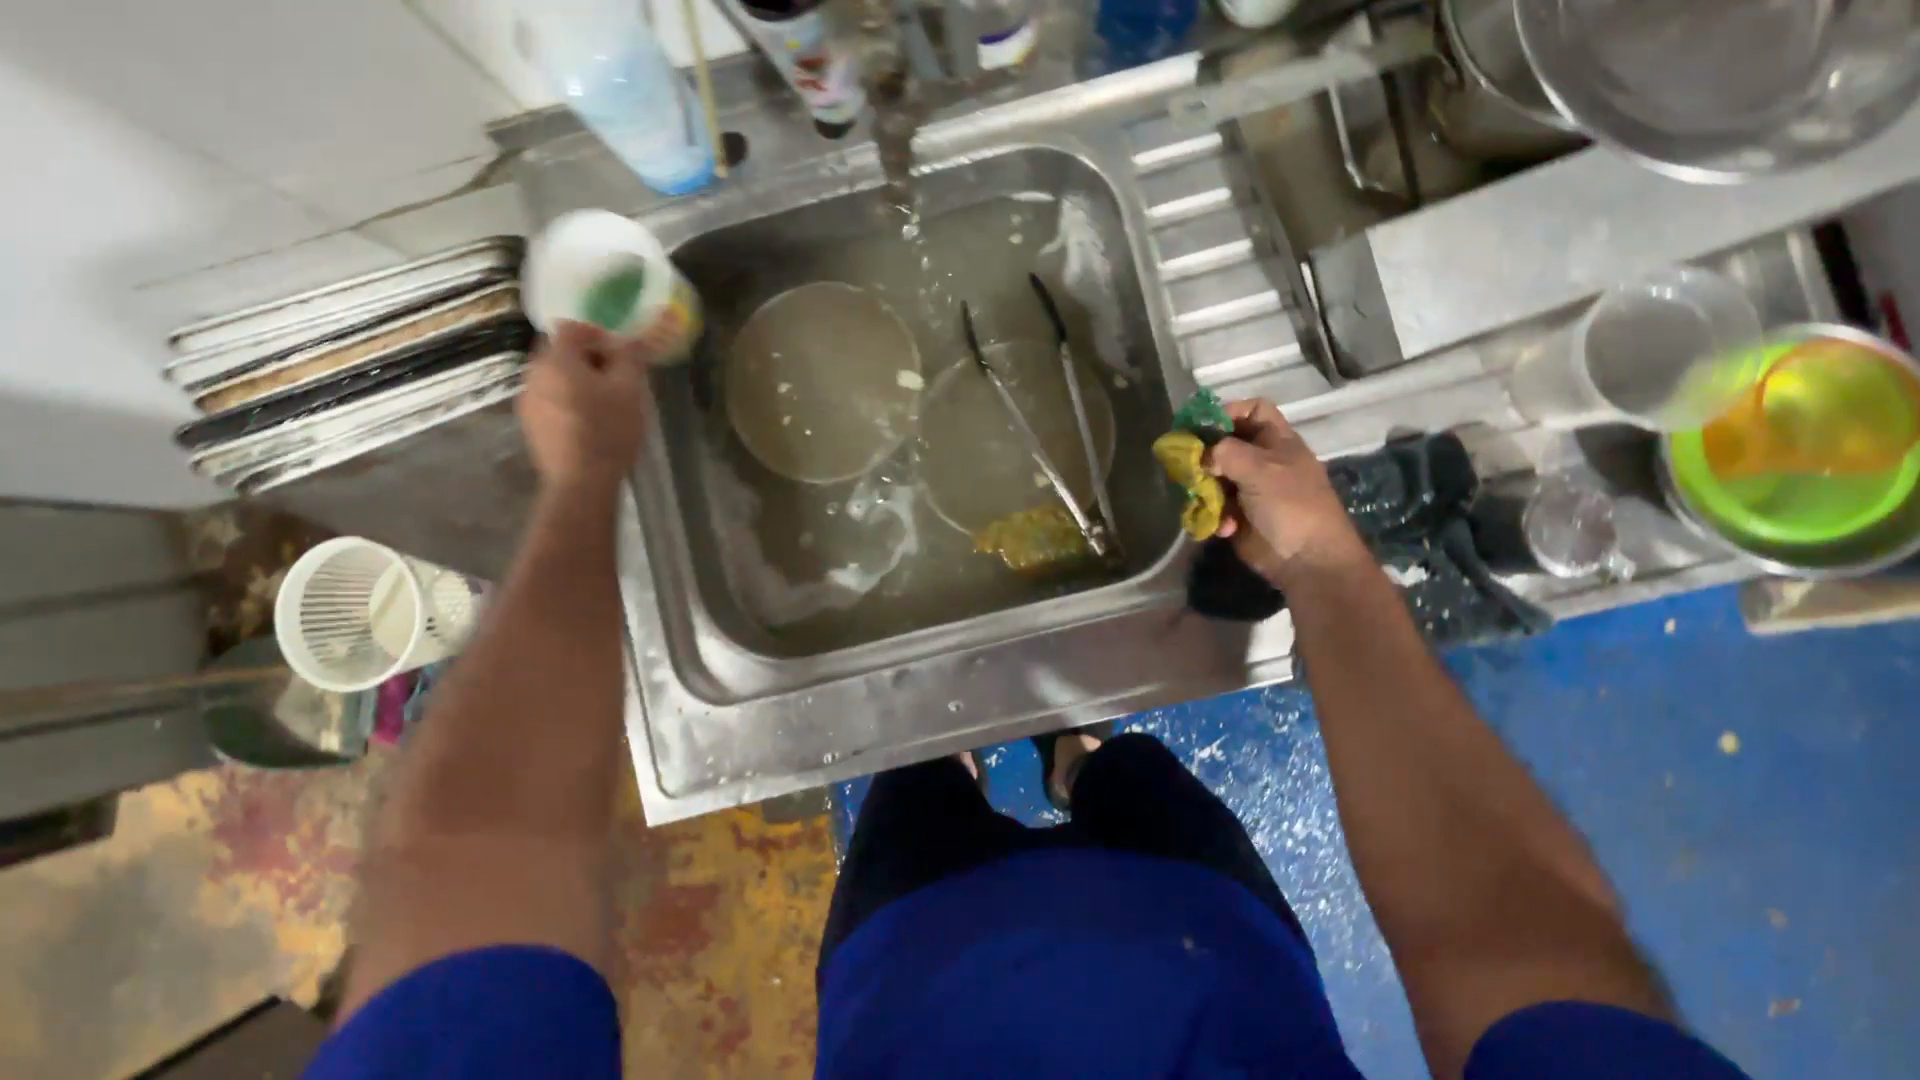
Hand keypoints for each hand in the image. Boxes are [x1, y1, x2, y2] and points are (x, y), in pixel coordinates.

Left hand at [517, 321, 651, 488]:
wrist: (581, 481)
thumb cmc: (608, 430)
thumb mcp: (630, 389)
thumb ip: (628, 355)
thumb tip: (626, 340)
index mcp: (555, 360)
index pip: (571, 328)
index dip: (597, 334)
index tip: (619, 353)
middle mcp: (532, 374)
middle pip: (560, 352)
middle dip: (588, 359)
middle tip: (615, 378)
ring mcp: (527, 401)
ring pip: (554, 377)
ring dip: (577, 381)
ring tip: (603, 403)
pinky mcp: (530, 425)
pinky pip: (549, 400)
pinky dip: (567, 401)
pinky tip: (587, 423)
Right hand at [1206, 399, 1368, 586]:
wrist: (1307, 559)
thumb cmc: (1291, 505)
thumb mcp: (1260, 468)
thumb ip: (1225, 452)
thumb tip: (1201, 456)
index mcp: (1277, 442)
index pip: (1253, 410)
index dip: (1228, 411)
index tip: (1201, 424)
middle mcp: (1263, 462)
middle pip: (1225, 445)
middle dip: (1204, 454)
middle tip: (1185, 463)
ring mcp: (1250, 490)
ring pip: (1214, 478)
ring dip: (1205, 489)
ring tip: (1201, 499)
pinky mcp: (1239, 517)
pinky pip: (1215, 507)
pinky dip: (1214, 516)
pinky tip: (1222, 527)